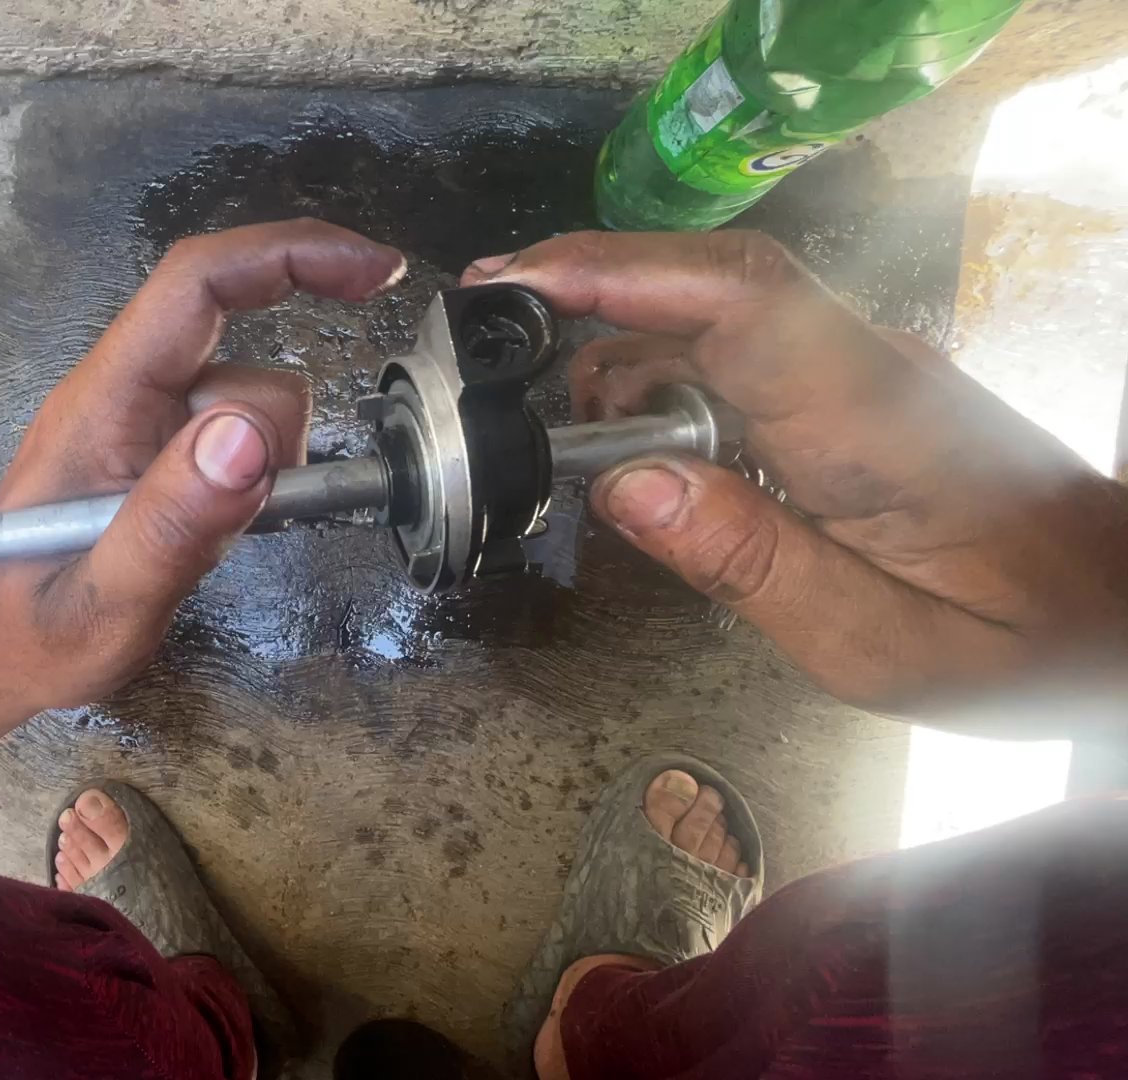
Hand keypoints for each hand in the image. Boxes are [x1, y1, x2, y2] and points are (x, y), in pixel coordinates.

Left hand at [0, 220, 405, 802]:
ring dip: (262, 468)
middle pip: (238, 351)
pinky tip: (216, 530)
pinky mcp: (152, 455)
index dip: (288, 255)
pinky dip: (250, 480)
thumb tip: (248, 436)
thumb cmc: (31, 637)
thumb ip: (170, 524)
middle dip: (275, 430)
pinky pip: (229, 441)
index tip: (375, 270)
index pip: (196, 285)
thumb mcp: (104, 601)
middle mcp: (120, 396)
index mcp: (101, 404)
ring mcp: (137, 425)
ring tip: (217, 539)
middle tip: (255, 516)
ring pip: (243, 402)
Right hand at [464, 230, 1127, 730]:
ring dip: (608, 363)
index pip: (739, 302)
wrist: (1114, 615)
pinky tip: (623, 447)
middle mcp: (856, 367)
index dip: (618, 274)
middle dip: (582, 287)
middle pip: (703, 288)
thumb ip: (752, 563)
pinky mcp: (825, 388)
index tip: (517, 285)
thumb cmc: (1015, 640)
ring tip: (563, 437)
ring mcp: (841, 371)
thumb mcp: (880, 646)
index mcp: (873, 418)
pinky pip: (712, 361)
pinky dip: (641, 389)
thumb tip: (626, 485)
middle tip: (485, 324)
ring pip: (695, 326)